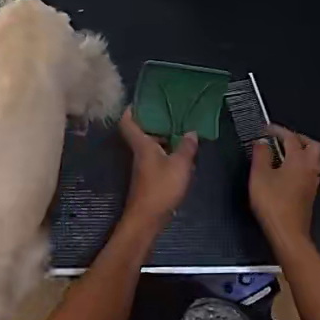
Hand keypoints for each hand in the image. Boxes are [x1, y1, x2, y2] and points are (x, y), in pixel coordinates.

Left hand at [120, 108, 197, 227]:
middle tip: (175, 113)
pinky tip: (184, 156)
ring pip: (153, 146)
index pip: (128, 122)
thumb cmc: (161, 188)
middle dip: (157, 123)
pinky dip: (169, 154)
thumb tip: (191, 132)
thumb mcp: (180, 165)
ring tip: (185, 132)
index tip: (145, 100)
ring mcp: (144, 167)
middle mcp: (140, 153)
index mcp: (142, 145)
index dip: (133, 109)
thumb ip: (187, 147)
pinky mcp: (150, 178)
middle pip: (144, 132)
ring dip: (166, 139)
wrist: (147, 219)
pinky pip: (159, 159)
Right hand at [248, 124, 319, 247]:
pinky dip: (301, 165)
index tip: (266, 129)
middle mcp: (310, 168)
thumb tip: (262, 142)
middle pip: (312, 145)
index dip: (278, 130)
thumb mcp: (259, 176)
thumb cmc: (272, 203)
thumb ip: (260, 155)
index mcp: (299, 160)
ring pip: (314, 159)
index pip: (291, 137)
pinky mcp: (310, 194)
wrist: (288, 232)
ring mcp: (313, 182)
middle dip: (299, 138)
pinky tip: (288, 172)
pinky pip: (310, 172)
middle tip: (283, 139)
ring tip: (284, 154)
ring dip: (302, 152)